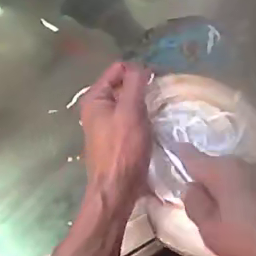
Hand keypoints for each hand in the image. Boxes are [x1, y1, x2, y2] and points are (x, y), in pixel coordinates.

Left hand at [78, 61, 151, 212]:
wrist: (116, 190)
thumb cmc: (123, 149)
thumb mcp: (131, 111)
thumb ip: (135, 83)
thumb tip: (141, 65)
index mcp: (94, 98)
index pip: (117, 69)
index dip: (138, 70)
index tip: (158, 79)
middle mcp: (95, 109)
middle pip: (122, 85)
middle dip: (141, 87)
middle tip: (161, 95)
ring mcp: (104, 125)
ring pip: (128, 103)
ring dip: (143, 104)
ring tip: (159, 110)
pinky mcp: (115, 140)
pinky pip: (130, 119)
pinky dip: (142, 118)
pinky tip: (153, 125)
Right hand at [180, 151, 255, 255]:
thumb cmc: (252, 242)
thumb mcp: (211, 231)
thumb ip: (195, 205)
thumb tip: (190, 187)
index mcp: (222, 171)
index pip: (192, 155)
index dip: (179, 153)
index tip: (170, 148)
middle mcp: (245, 166)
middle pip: (216, 168)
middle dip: (205, 178)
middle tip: (194, 198)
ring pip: (237, 181)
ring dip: (227, 193)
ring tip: (221, 216)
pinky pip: (253, 193)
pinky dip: (245, 202)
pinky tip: (246, 224)